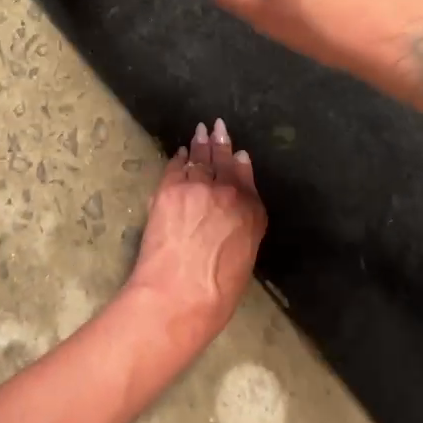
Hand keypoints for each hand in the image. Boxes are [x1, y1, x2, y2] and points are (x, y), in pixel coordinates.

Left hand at [123, 119, 266, 345]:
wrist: (177, 296)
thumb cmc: (216, 293)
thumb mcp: (243, 258)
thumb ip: (244, 225)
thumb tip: (239, 203)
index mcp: (252, 213)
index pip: (246, 178)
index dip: (240, 163)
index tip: (237, 152)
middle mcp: (227, 192)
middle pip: (223, 161)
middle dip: (220, 142)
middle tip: (217, 125)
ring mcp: (197, 186)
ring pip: (199, 158)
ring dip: (200, 144)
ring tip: (201, 130)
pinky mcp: (169, 188)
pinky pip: (176, 166)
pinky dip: (179, 158)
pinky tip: (181, 153)